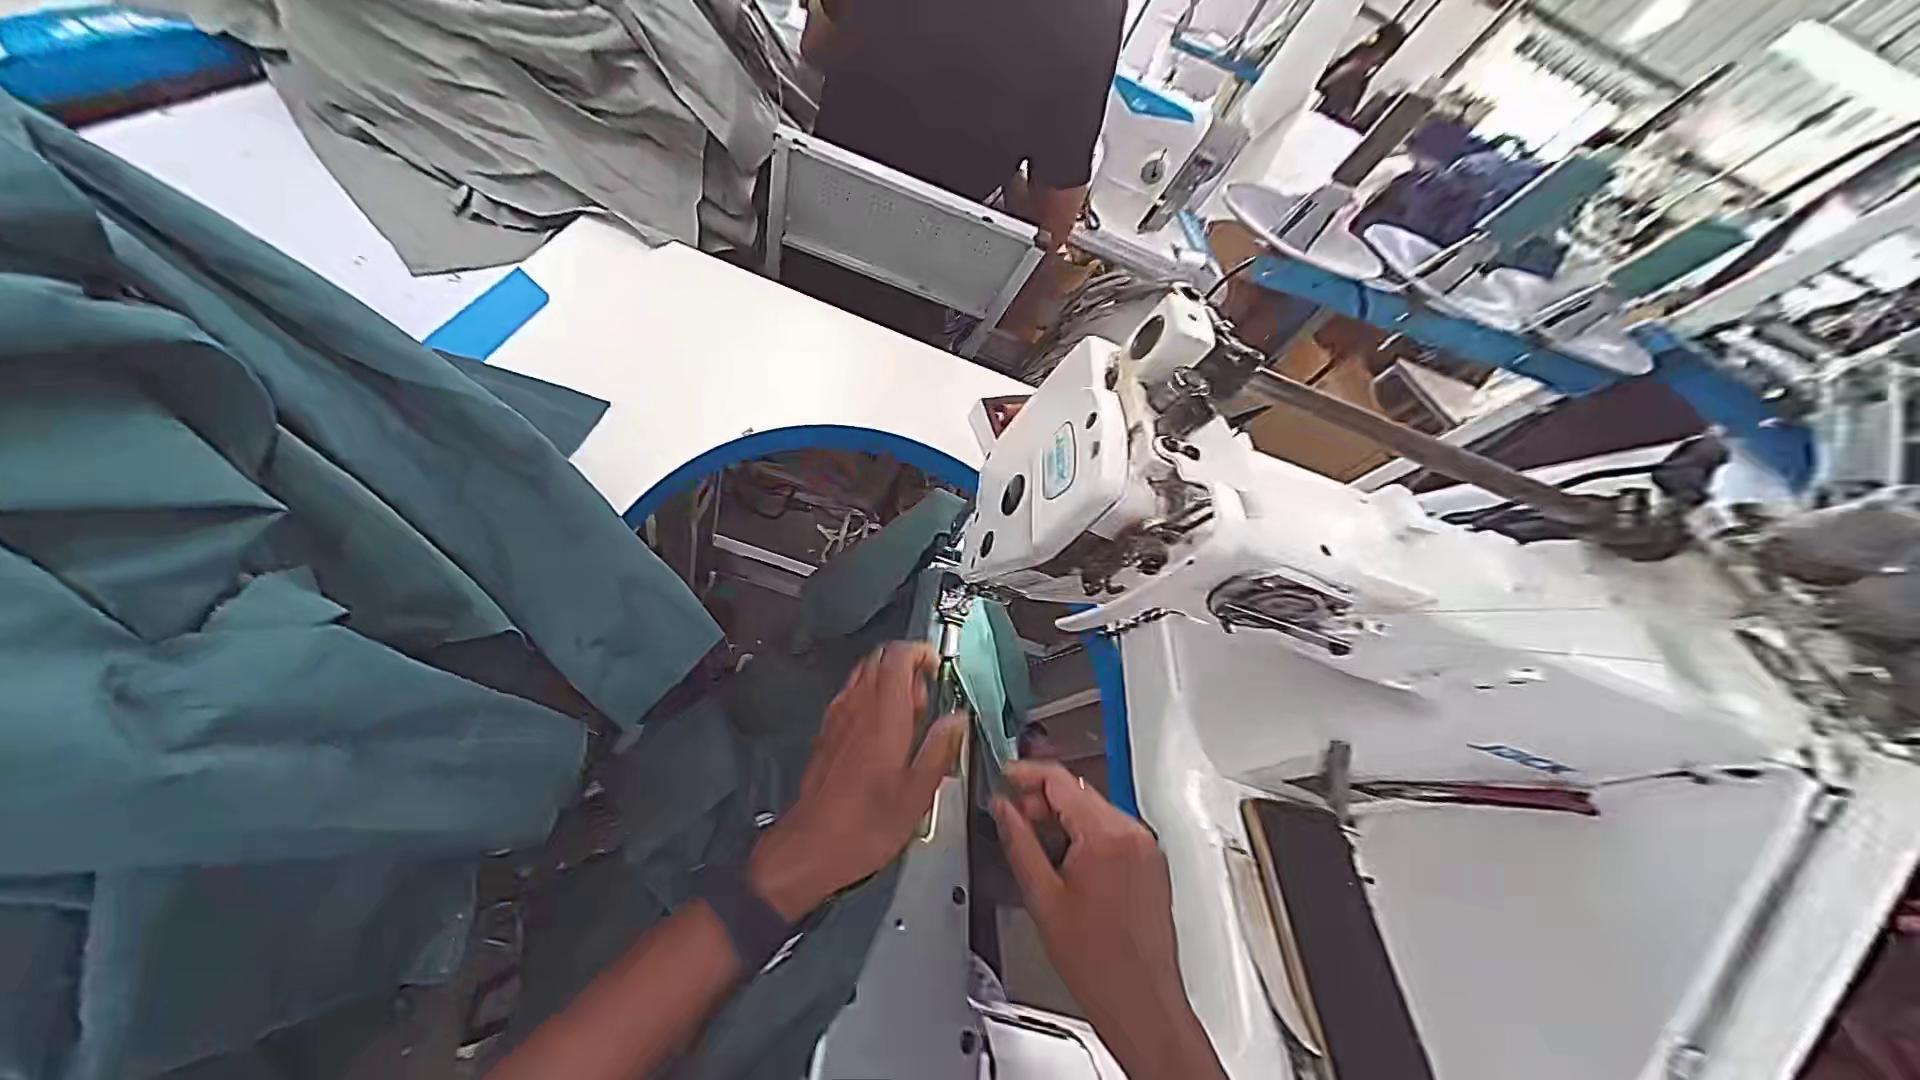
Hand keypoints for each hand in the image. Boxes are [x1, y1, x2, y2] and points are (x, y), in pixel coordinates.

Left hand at [748, 642, 964, 921]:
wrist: (810, 846)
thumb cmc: (864, 825)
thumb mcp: (918, 793)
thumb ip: (940, 748)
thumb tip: (957, 721)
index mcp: (883, 714)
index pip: (899, 655)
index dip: (922, 653)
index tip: (937, 669)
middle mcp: (857, 706)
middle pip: (880, 657)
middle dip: (908, 665)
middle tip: (926, 697)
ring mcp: (837, 716)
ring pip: (864, 673)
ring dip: (889, 680)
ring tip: (907, 716)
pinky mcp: (826, 731)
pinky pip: (851, 694)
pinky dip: (871, 697)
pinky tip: (883, 733)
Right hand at [994, 762, 1226, 1079]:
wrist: (1142, 1004)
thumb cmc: (1099, 964)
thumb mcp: (1042, 897)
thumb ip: (1018, 842)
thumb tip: (1003, 809)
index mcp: (1107, 835)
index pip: (1060, 781)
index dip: (1027, 773)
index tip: (1006, 775)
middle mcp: (1133, 833)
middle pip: (1078, 792)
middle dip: (1041, 799)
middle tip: (1014, 816)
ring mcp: (1146, 847)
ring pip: (1094, 810)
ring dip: (1062, 817)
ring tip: (1036, 845)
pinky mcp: (1150, 862)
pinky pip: (1112, 830)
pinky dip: (1085, 833)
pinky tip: (1065, 860)